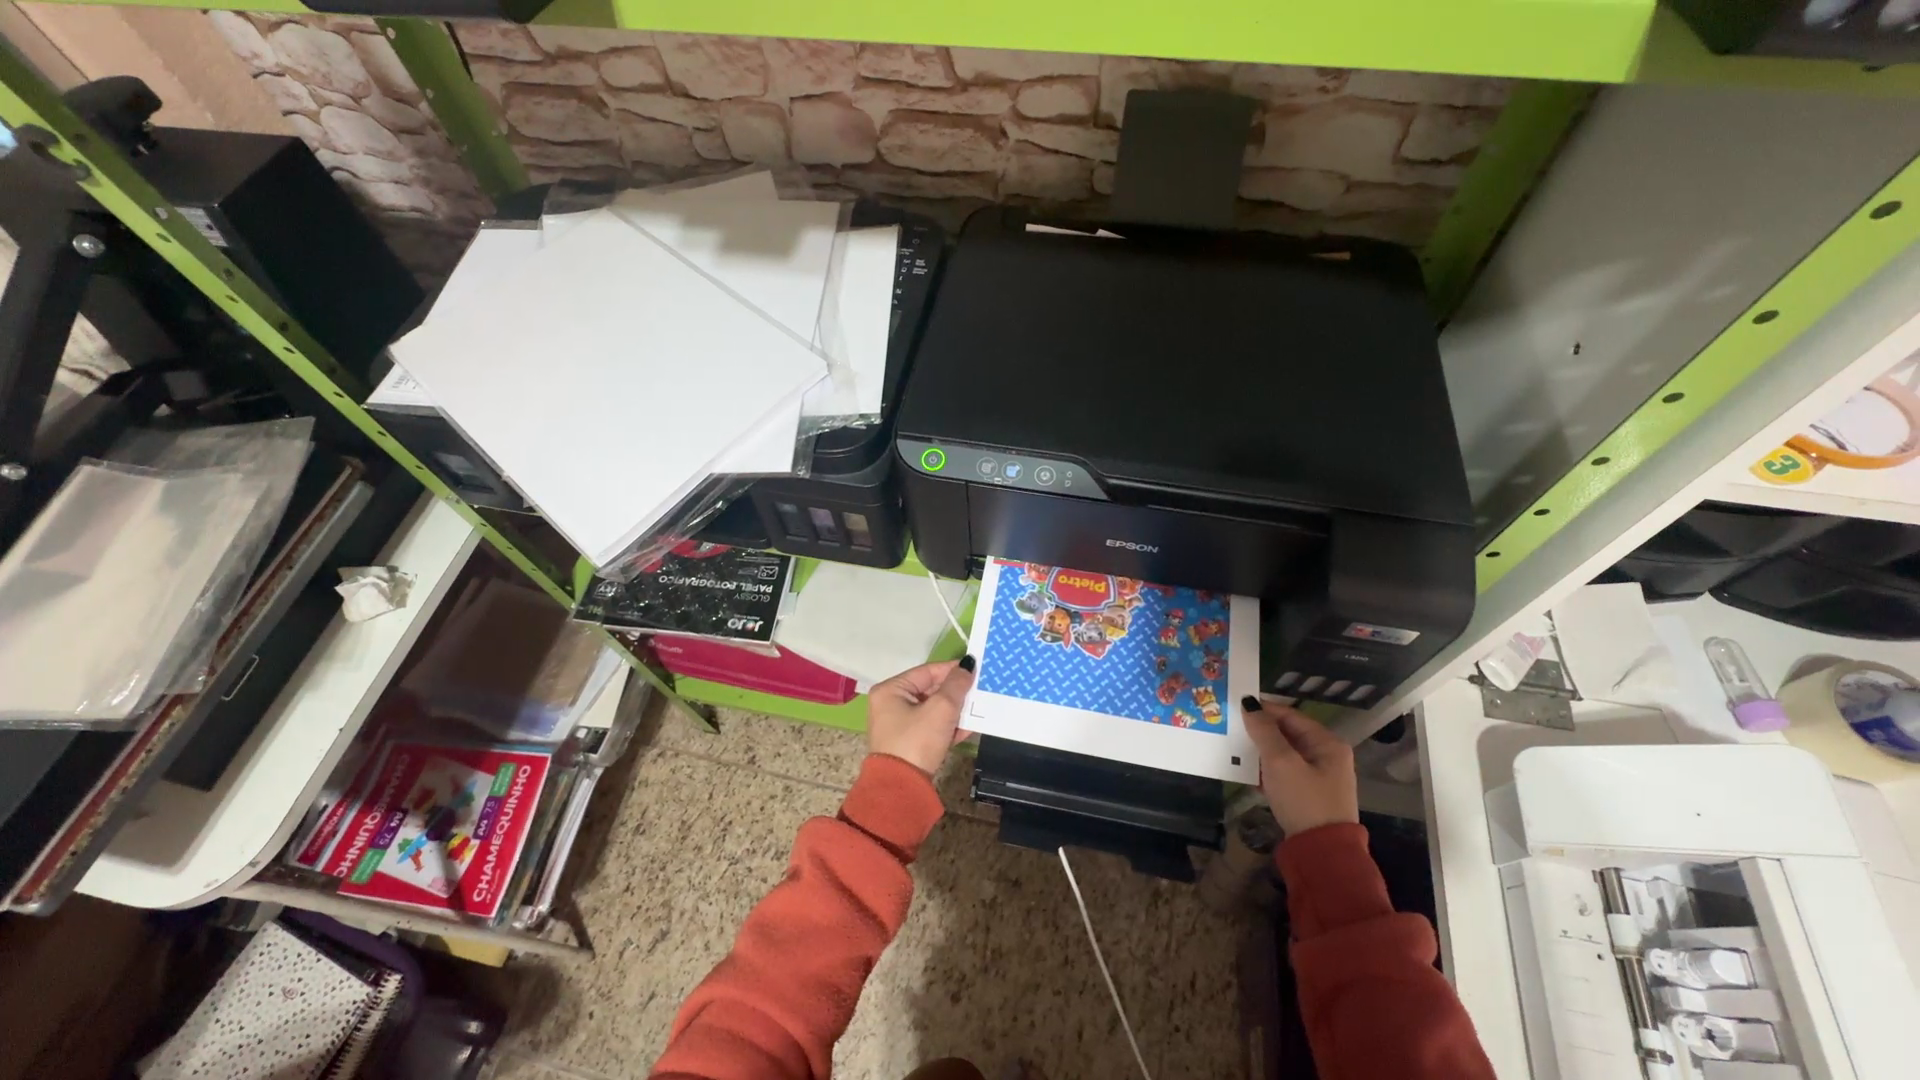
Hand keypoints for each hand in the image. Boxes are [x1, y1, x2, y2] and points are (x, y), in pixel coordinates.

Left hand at [867, 656, 976, 775]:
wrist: (902, 787)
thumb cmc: (918, 740)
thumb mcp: (941, 708)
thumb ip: (956, 685)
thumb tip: (967, 665)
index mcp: (891, 690)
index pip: (927, 671)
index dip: (952, 669)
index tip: (975, 668)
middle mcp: (891, 705)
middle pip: (930, 690)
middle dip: (955, 692)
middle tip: (980, 689)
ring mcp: (899, 726)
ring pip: (933, 710)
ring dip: (955, 710)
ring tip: (978, 707)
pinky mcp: (909, 744)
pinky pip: (932, 727)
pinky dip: (949, 727)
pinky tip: (969, 728)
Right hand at [1241, 696, 1358, 834]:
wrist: (1322, 851)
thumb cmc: (1303, 800)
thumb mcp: (1280, 762)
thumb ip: (1264, 732)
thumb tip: (1249, 704)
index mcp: (1327, 743)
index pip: (1291, 715)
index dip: (1263, 709)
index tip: (1236, 707)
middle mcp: (1327, 756)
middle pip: (1288, 734)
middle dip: (1261, 732)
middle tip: (1232, 729)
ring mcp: (1320, 777)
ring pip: (1285, 754)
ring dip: (1262, 752)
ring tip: (1235, 750)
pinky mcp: (1310, 795)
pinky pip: (1285, 773)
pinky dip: (1268, 771)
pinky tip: (1250, 775)